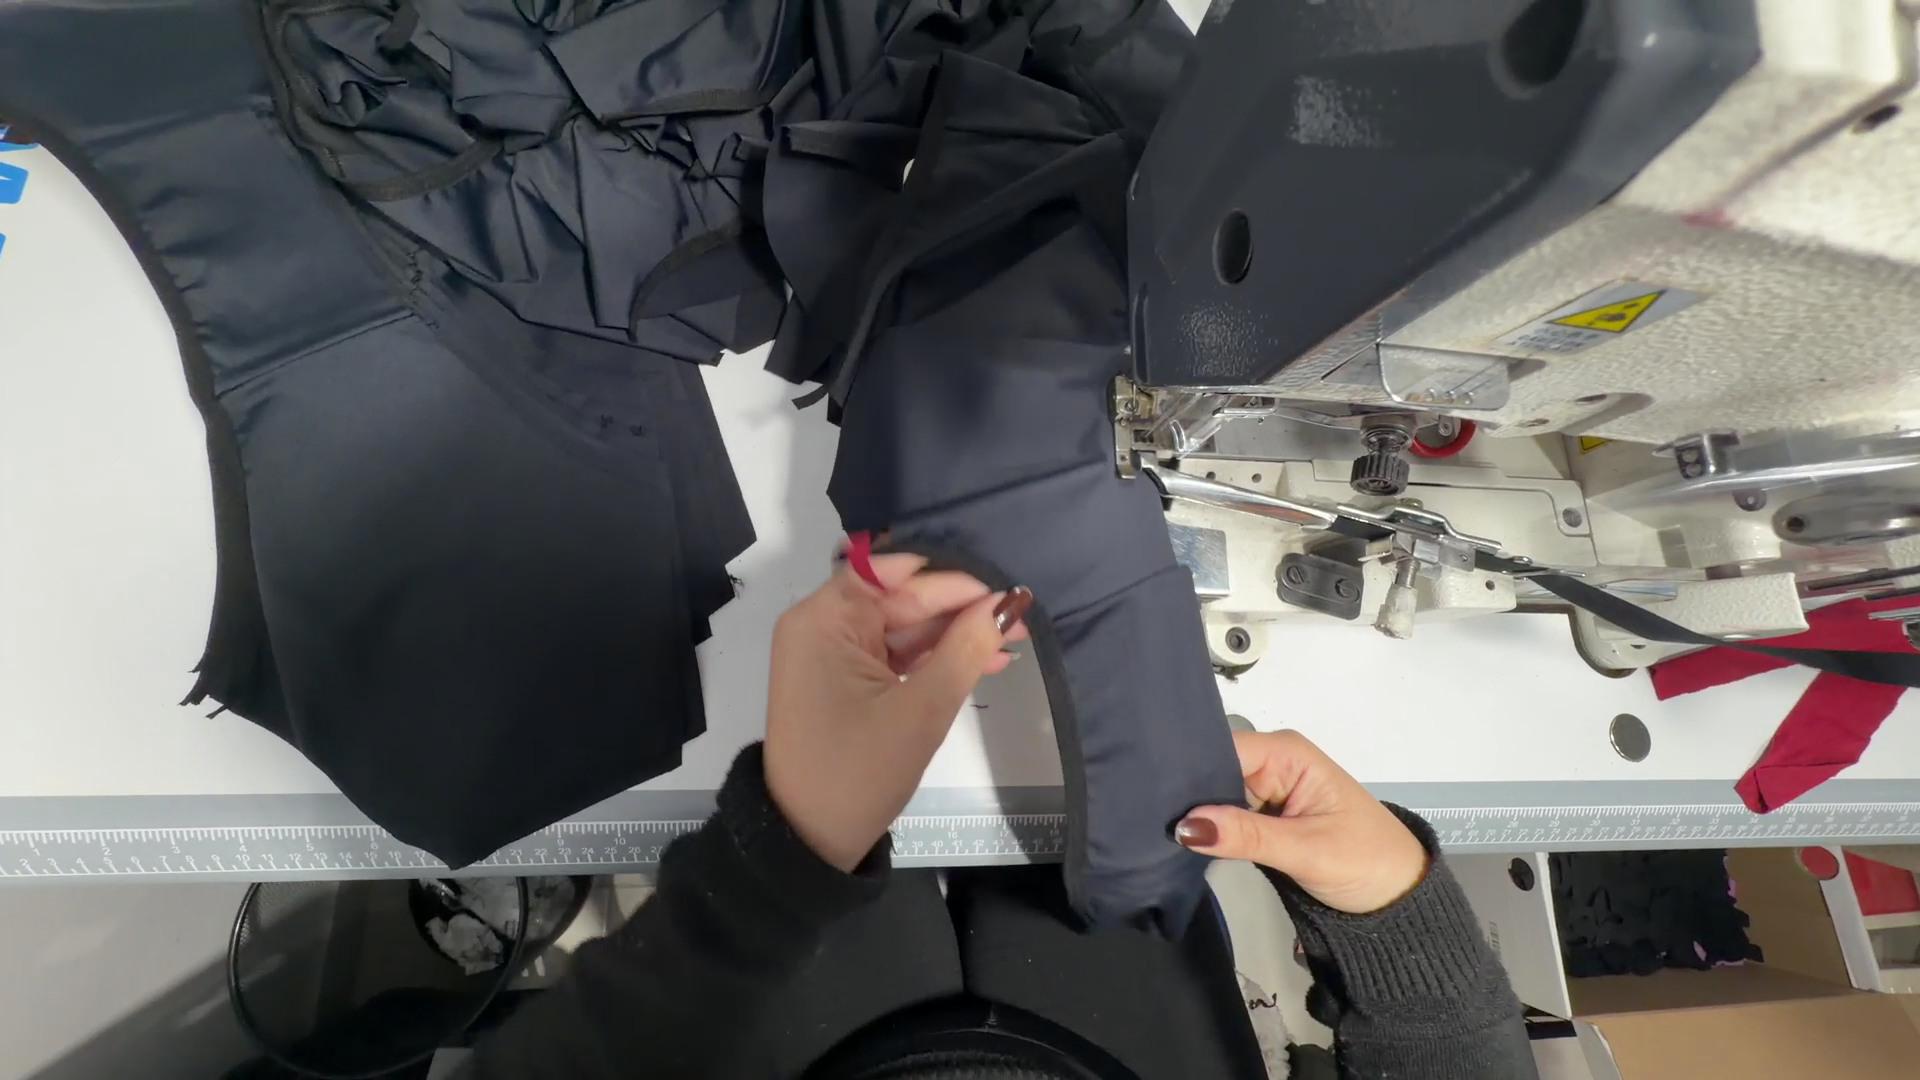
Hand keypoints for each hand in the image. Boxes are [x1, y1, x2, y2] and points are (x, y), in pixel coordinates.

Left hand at [764, 554, 1031, 870]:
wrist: (809, 843)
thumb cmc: (858, 772)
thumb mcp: (922, 709)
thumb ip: (967, 648)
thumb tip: (1009, 602)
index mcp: (823, 619)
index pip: (892, 574)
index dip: (949, 579)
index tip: (1001, 588)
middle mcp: (823, 624)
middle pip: (901, 599)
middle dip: (961, 609)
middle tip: (1021, 617)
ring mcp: (833, 652)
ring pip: (904, 627)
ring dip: (956, 636)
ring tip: (1015, 641)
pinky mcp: (846, 678)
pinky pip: (896, 654)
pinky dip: (936, 659)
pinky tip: (985, 661)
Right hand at [1175, 730, 1429, 913]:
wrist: (1401, 903)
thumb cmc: (1367, 864)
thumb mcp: (1306, 851)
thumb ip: (1245, 835)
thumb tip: (1185, 825)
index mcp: (1285, 752)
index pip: (1223, 749)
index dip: (1190, 770)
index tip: (1155, 792)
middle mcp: (1271, 760)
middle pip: (1213, 767)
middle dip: (1189, 794)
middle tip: (1150, 815)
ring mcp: (1265, 786)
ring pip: (1214, 792)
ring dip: (1195, 812)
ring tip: (1159, 826)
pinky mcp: (1261, 812)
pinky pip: (1223, 812)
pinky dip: (1208, 826)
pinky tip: (1182, 835)